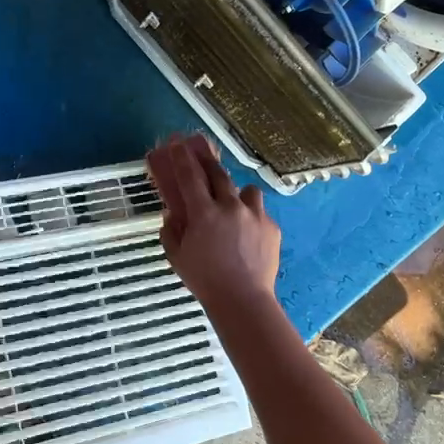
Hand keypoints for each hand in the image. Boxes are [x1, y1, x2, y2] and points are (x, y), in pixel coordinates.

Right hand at [146, 134, 280, 312]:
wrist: (243, 300)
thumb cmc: (204, 280)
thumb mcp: (176, 257)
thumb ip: (171, 232)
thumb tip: (172, 215)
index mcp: (203, 213)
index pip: (190, 176)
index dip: (182, 157)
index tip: (178, 143)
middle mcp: (230, 207)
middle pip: (218, 174)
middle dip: (208, 160)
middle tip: (202, 151)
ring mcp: (254, 215)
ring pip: (246, 190)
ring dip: (237, 192)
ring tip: (233, 203)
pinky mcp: (272, 227)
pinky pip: (259, 213)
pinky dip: (251, 217)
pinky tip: (248, 233)